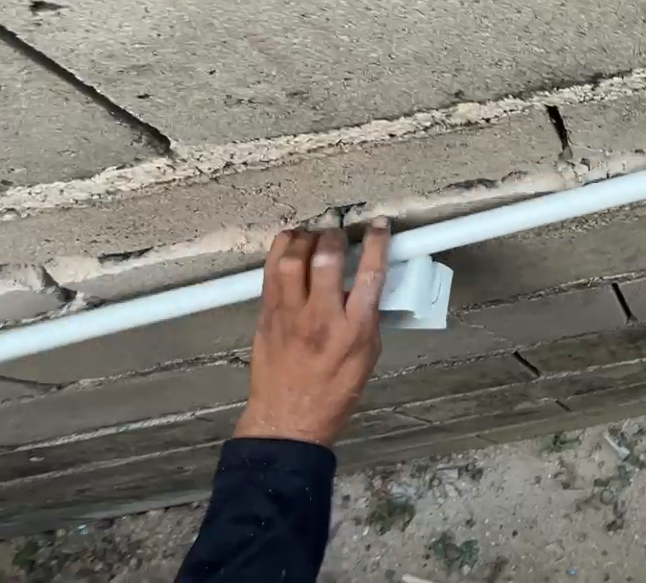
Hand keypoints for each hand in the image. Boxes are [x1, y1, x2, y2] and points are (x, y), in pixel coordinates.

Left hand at [233, 217, 390, 444]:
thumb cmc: (336, 390)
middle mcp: (321, 318)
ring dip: (305, 240)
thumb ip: (367, 314)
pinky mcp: (266, 318)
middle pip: (325, 260)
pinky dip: (280, 251)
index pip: (370, 274)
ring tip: (313, 235)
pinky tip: (290, 243)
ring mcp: (289, 317)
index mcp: (354, 329)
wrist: (288, 420)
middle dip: (334, 236)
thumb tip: (368, 283)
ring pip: (291, 261)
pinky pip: (270, 274)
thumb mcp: (369, 352)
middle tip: (339, 231)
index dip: (376, 242)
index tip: (379, 224)